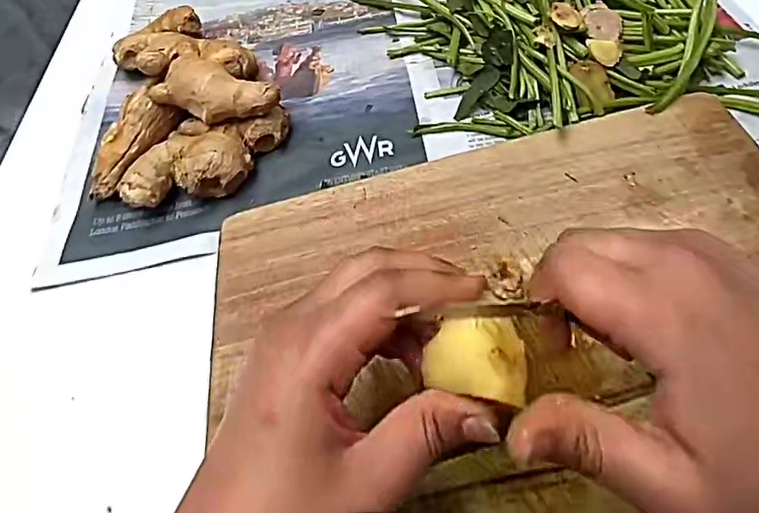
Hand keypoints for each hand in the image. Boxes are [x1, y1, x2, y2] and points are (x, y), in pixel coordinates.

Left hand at [179, 248, 499, 512]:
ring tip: (445, 331)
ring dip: (399, 295)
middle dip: (419, 272)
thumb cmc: (278, 507)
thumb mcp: (364, 482)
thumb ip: (424, 435)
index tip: (478, 290)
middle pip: (363, 269)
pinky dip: (377, 317)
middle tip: (468, 294)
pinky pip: (336, 308)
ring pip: (349, 284)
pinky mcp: (284, 346)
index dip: (435, 282)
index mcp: (307, 348)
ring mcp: (283, 331)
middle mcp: (290, 325)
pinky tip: (405, 354)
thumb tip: (480, 408)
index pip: (381, 289)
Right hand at [506, 229, 758, 512]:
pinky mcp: (728, 255)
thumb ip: (586, 442)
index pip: (561, 266)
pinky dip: (631, 269)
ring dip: (595, 276)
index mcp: (667, 309)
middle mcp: (684, 261)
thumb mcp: (675, 483)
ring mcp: (710, 252)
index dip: (540, 302)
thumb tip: (513, 431)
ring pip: (610, 238)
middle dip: (561, 285)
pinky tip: (657, 319)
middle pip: (577, 243)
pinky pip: (649, 242)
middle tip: (580, 343)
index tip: (557, 348)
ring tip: (621, 335)